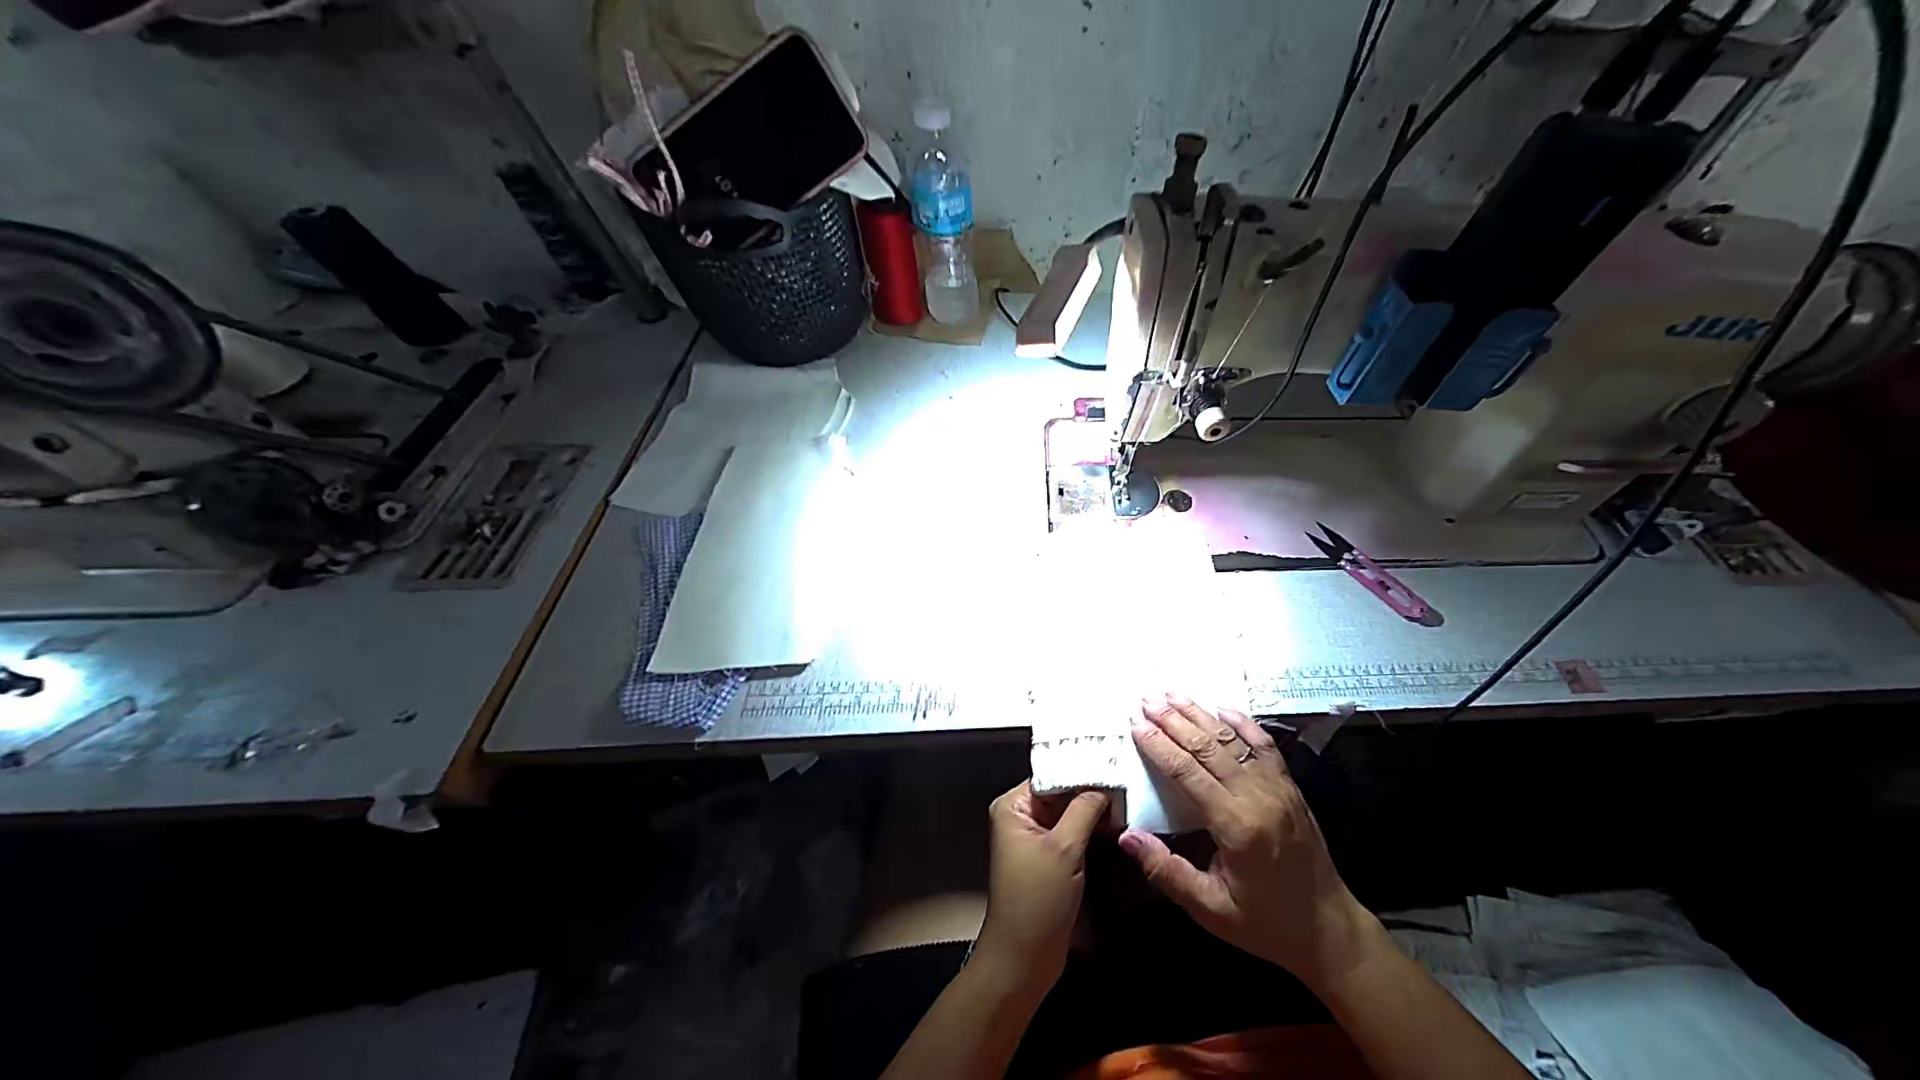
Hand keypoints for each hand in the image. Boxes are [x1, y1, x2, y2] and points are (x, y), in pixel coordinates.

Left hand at [976, 781, 1108, 983]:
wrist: (1024, 958)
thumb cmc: (1037, 900)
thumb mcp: (1064, 849)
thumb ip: (1084, 810)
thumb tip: (1104, 783)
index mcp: (1013, 806)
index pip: (1051, 774)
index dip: (1081, 768)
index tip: (1114, 760)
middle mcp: (1021, 815)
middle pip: (1060, 791)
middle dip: (1091, 787)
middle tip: (1127, 777)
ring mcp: (1035, 837)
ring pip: (1069, 811)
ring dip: (1095, 808)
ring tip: (1128, 795)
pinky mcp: (1050, 856)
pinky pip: (1072, 831)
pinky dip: (1092, 827)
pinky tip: (1117, 820)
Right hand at [1117, 696, 1375, 989]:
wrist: (1329, 931)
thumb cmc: (1264, 923)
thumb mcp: (1210, 909)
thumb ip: (1166, 871)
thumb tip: (1126, 836)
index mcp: (1237, 826)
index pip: (1189, 773)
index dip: (1160, 745)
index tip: (1136, 723)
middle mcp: (1259, 798)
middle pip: (1209, 747)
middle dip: (1175, 720)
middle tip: (1147, 700)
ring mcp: (1280, 790)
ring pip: (1234, 740)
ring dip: (1201, 715)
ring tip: (1173, 695)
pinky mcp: (1291, 789)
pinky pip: (1265, 747)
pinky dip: (1243, 724)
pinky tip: (1222, 709)